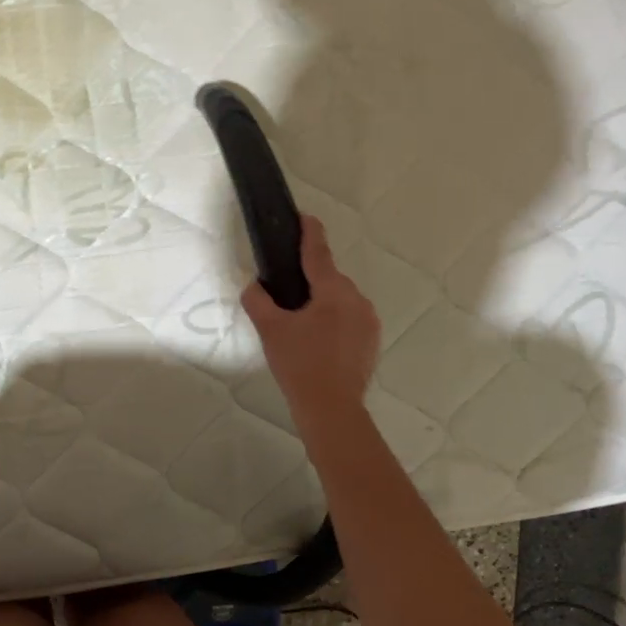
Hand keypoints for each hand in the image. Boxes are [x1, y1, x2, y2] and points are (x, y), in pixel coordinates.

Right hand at [241, 216, 380, 412]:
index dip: (309, 233)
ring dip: (321, 303)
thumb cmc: (300, 364)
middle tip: (284, 294)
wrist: (332, 408)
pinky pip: (349, 319)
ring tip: (299, 325)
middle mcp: (356, 299)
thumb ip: (258, 300)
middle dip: (309, 280)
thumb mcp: (270, 330)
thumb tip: (255, 286)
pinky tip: (316, 342)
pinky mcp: (371, 341)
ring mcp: (368, 321)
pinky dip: (332, 322)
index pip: (318, 253)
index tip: (304, 217)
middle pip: (329, 279)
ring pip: (340, 300)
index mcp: (333, 291)